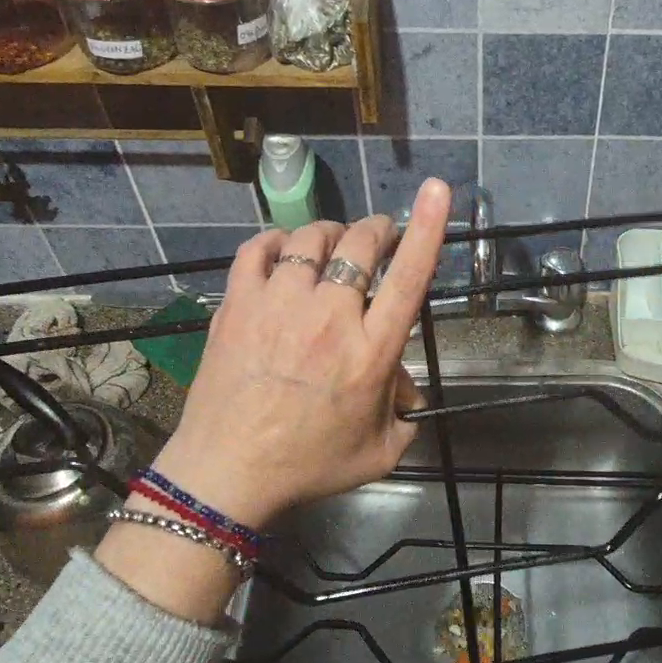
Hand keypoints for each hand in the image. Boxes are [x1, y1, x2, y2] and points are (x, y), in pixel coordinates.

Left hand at [150, 179, 451, 528]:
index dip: (426, 227)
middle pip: (359, 245)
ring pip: (309, 239)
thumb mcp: (378, 451)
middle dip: (376, 230)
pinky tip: (281, 251)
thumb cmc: (308, 464)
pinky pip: (257, 249)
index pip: (408, 278)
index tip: (435, 189)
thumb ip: (405, 416)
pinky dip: (275, 241)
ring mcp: (278, 306)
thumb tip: (406, 390)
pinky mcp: (237, 305)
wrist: (226, 474)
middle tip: (378, 235)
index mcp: (370, 352)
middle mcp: (329, 318)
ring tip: (331, 245)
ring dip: (329, 234)